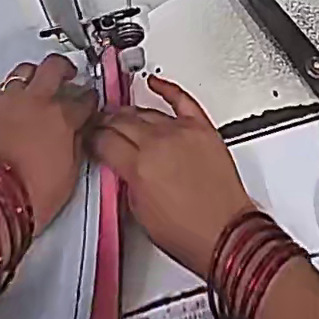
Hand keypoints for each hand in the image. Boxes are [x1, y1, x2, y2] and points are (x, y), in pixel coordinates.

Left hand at [0, 55, 98, 230]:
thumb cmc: (30, 193)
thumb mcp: (70, 174)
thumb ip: (77, 145)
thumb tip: (79, 134)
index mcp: (62, 117)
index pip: (84, 99)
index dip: (90, 99)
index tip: (90, 102)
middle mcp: (38, 102)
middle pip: (55, 67)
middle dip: (66, 68)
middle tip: (69, 75)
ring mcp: (13, 101)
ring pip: (27, 70)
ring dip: (37, 73)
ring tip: (40, 82)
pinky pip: (6, 86)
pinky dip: (15, 88)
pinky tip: (18, 98)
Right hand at [90, 75, 253, 277]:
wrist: (227, 236)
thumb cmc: (189, 233)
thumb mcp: (140, 213)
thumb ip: (125, 180)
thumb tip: (120, 166)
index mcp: (138, 166)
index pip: (105, 140)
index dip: (93, 138)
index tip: (91, 137)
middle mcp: (158, 143)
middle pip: (122, 121)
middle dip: (107, 122)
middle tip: (102, 124)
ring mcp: (181, 132)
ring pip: (147, 111)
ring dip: (130, 111)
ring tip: (122, 113)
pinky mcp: (202, 128)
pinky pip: (181, 99)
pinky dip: (167, 88)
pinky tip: (156, 83)